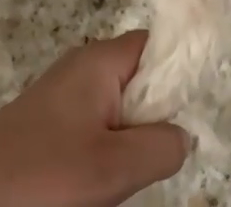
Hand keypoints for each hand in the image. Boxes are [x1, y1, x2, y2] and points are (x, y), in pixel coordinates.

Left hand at [0, 32, 191, 206]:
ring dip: (124, 146)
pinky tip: (87, 187)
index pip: (156, 43)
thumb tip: (182, 134)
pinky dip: (99, 158)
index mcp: (97, 61)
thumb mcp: (114, 166)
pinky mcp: (43, 130)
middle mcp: (78, 70)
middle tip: (142, 157)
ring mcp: (58, 100)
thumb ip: (161, 145)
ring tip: (111, 179)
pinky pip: (91, 135)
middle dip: (149, 119)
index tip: (187, 110)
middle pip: (138, 83)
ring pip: (116, 116)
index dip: (179, 69)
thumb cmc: (43, 177)